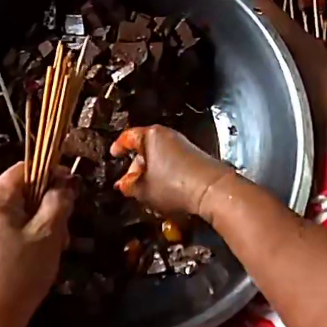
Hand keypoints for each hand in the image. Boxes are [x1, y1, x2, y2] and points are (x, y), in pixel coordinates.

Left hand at [0, 164, 73, 326]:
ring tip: (57, 244)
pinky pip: (11, 224)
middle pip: (23, 189)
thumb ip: (58, 202)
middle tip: (66, 226)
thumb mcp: (47, 234)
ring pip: (19, 208)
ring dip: (42, 220)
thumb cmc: (20, 273)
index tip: (72, 186)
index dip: (50, 171)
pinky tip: (42, 253)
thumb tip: (64, 184)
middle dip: (48, 202)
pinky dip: (29, 232)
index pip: (24, 168)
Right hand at [110, 126, 237, 220]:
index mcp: (150, 136)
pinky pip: (171, 162)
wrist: (213, 190)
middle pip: (144, 148)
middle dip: (135, 166)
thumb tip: (123, 184)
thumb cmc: (173, 185)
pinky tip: (162, 189)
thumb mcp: (144, 189)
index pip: (128, 137)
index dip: (118, 147)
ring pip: (158, 156)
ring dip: (149, 172)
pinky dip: (163, 173)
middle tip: (129, 183)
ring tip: (145, 190)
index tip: (113, 155)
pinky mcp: (194, 156)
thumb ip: (129, 185)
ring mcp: (182, 145)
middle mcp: (166, 135)